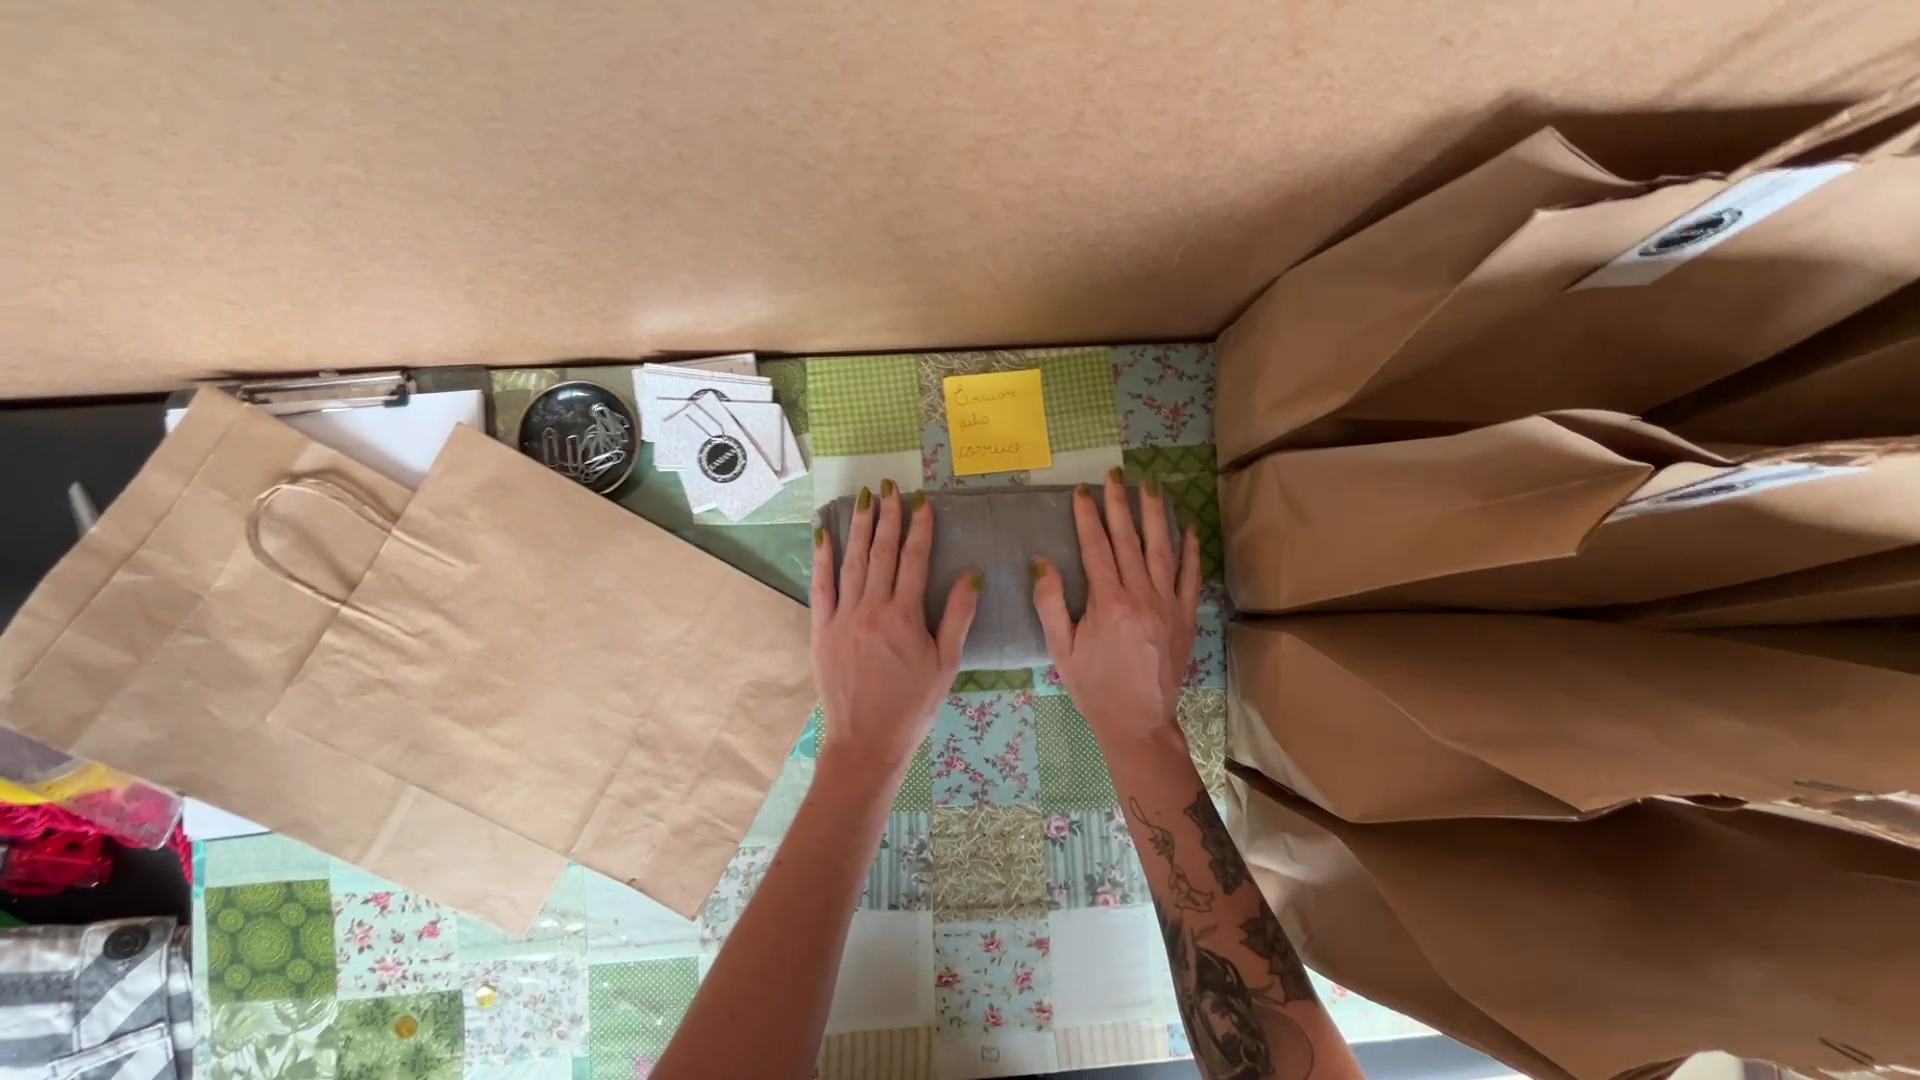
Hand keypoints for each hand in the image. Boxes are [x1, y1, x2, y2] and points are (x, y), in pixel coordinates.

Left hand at [813, 481, 980, 778]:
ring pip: (852, 563)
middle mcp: (872, 609)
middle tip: (891, 488)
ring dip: (859, 528)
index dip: (919, 528)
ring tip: (865, 499)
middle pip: (881, 553)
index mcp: (905, 617)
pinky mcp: (822, 630)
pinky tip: (824, 535)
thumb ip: (957, 616)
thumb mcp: (946, 663)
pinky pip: (821, 587)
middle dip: (888, 517)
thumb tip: (971, 574)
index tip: (922, 502)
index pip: (913, 560)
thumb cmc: (913, 706)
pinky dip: (822, 559)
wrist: (866, 740)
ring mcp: (843, 618)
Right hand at [1033, 470, 1200, 743]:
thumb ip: (1050, 603)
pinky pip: (1190, 576)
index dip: (1087, 517)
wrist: (1138, 721)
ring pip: (1162, 549)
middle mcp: (1141, 596)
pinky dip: (1191, 549)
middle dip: (1120, 504)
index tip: (1082, 492)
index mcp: (1108, 603)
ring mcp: (1168, 604)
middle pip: (1129, 540)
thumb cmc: (1094, 687)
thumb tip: (1042, 561)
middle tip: (1115, 475)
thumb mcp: (1061, 649)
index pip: (1096, 547)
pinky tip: (1188, 527)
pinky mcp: (1185, 617)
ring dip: (1155, 514)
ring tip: (1151, 485)